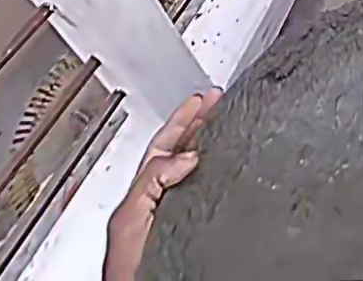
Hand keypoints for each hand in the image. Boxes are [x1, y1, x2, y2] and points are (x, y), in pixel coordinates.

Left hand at [103, 89, 221, 280]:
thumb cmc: (129, 271)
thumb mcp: (129, 217)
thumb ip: (150, 180)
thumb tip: (186, 155)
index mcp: (143, 191)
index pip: (164, 144)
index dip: (182, 118)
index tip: (200, 98)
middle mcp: (163, 198)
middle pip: (183, 149)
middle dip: (200, 122)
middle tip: (219, 100)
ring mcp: (180, 211)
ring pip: (199, 167)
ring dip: (212, 142)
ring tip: (229, 121)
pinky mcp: (200, 228)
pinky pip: (213, 189)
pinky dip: (222, 172)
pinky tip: (234, 166)